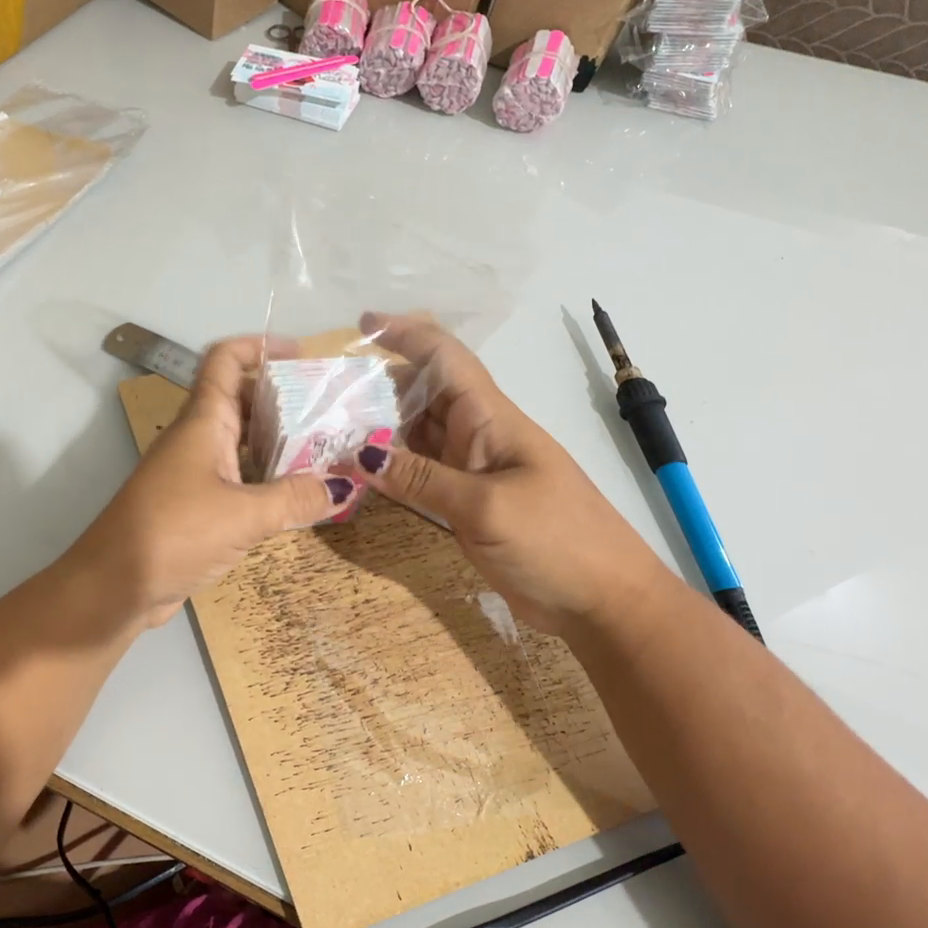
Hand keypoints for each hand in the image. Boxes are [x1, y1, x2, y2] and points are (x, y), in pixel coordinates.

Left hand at [69, 337, 357, 629]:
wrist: (112, 586)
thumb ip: (294, 499)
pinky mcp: (195, 508)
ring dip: (281, 443)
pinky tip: (299, 497)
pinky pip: (238, 479)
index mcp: (203, 422)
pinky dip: (268, 480)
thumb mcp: (242, 516)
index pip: (225, 360)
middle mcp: (197, 439)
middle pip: (242, 400)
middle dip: (285, 399)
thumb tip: (345, 487)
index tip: (303, 354)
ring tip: (329, 452)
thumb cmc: (173, 534)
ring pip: (242, 443)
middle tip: (333, 412)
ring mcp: (193, 474)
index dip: (261, 346)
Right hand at [349, 314, 681, 637]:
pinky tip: (356, 476)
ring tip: (325, 431)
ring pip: (415, 435)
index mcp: (490, 418)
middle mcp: (477, 435)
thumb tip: (358, 455)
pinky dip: (388, 470)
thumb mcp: (484, 508)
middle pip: (421, 394)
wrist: (606, 601)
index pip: (444, 358)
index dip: (406, 334)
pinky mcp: (467, 504)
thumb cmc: (558, 541)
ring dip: (375, 429)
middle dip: (374, 386)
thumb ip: (420, 479)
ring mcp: (471, 471)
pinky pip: (419, 474)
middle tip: (320, 396)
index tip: (361, 325)